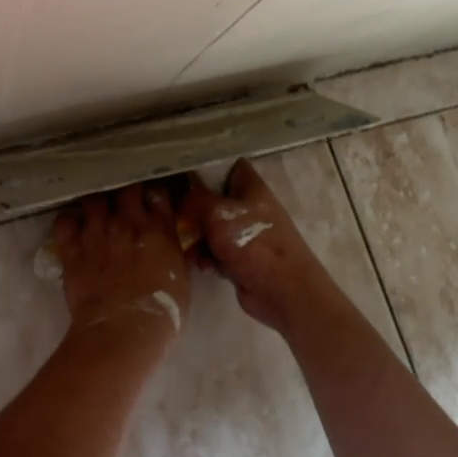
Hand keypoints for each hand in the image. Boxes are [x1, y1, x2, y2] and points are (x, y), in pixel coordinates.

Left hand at [54, 184, 191, 347]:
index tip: (153, 199)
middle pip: (127, 189)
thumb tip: (168, 240)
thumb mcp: (181, 279)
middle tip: (126, 202)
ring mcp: (97, 233)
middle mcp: (127, 223)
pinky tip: (73, 228)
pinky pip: (65, 221)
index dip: (155, 193)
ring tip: (98, 214)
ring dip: (97, 205)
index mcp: (158, 230)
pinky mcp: (73, 248)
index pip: (158, 193)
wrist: (121, 332)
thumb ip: (172, 251)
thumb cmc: (161, 313)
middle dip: (128, 192)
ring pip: (94, 199)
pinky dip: (68, 222)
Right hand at [182, 159, 331, 332]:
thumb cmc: (254, 243)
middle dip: (191, 208)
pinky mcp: (239, 257)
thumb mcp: (218, 214)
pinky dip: (206, 257)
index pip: (224, 164)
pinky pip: (214, 251)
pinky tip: (203, 266)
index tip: (177, 172)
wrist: (284, 291)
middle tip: (173, 215)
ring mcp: (244, 233)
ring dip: (196, 238)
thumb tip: (177, 191)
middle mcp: (247, 205)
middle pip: (211, 198)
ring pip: (209, 227)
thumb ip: (194, 198)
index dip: (202, 166)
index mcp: (249, 185)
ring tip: (189, 248)